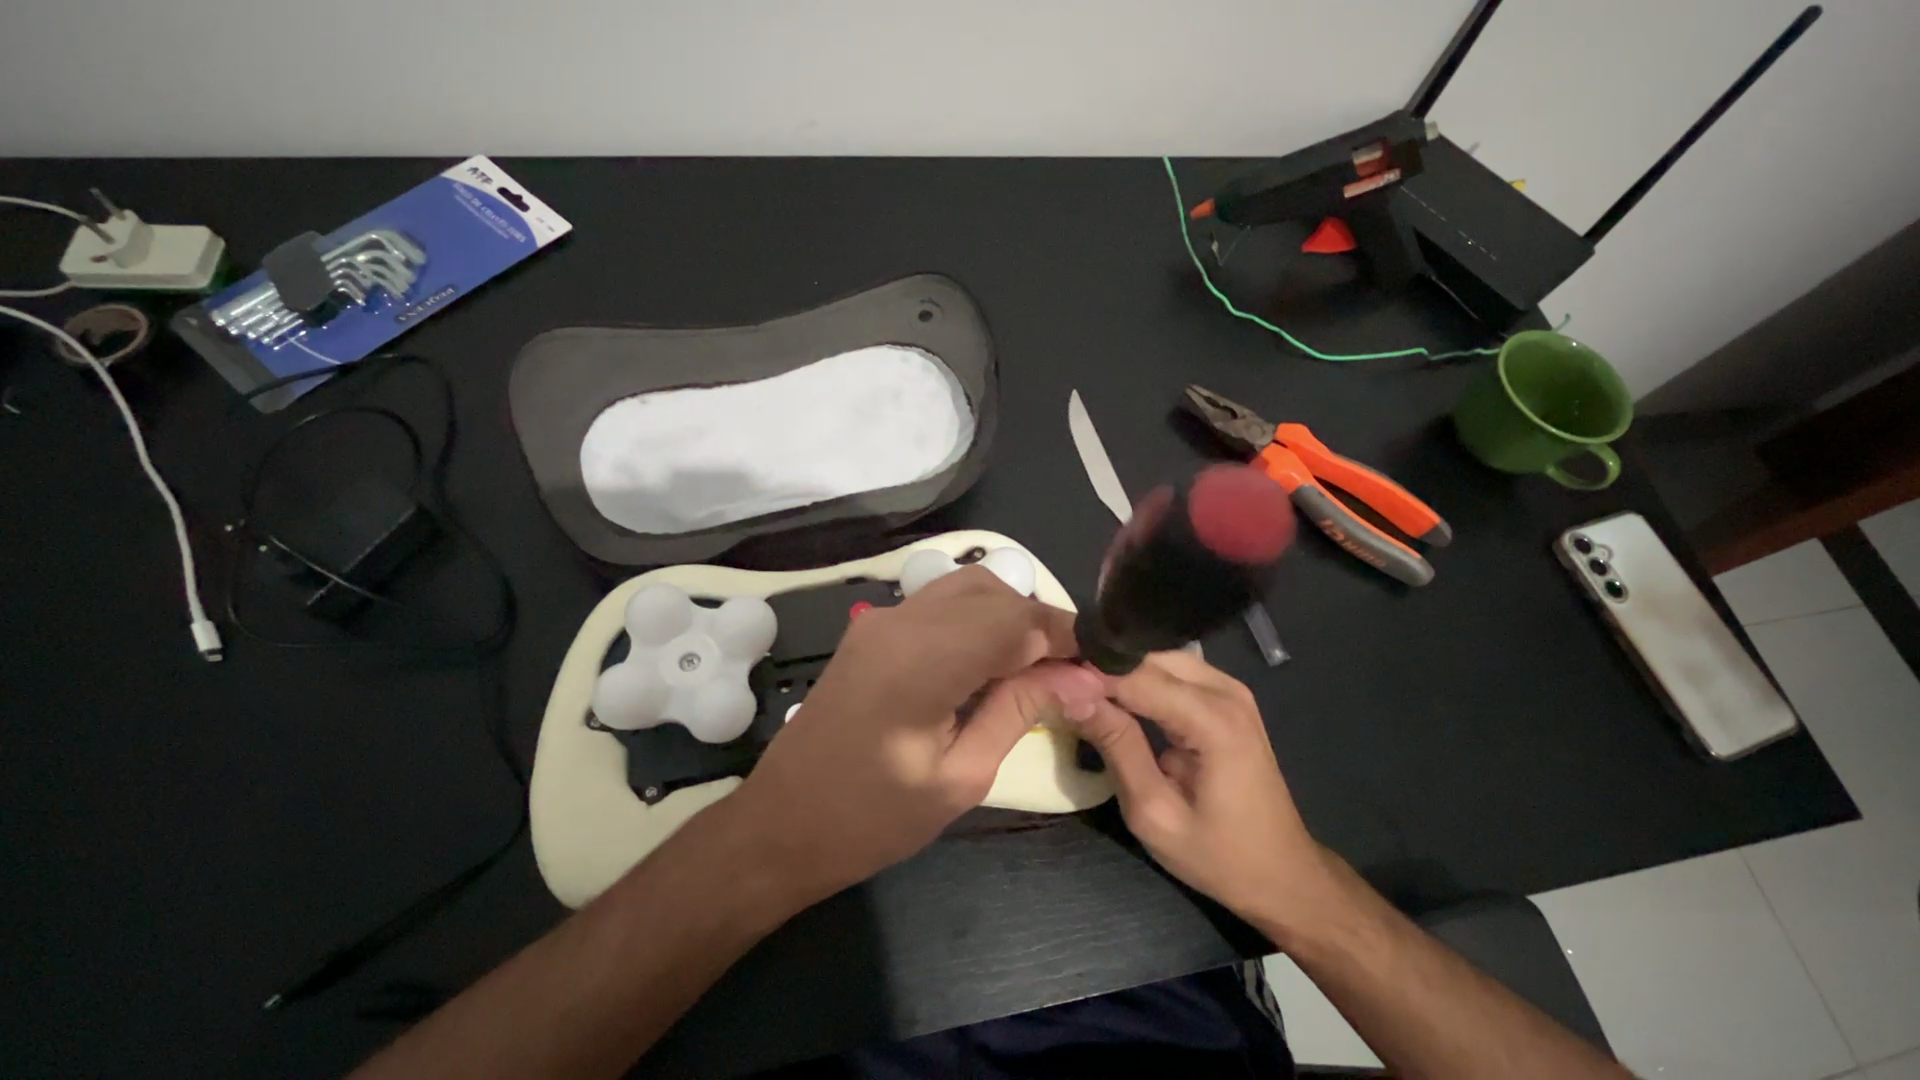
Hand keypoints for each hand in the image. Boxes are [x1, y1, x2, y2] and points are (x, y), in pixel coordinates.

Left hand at [733, 566, 1106, 901]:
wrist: (782, 824)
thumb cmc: (872, 819)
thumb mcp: (960, 777)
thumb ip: (1020, 712)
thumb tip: (1085, 680)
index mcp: (922, 661)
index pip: (1015, 619)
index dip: (1067, 635)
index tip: (1104, 665)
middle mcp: (901, 622)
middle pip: (994, 592)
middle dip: (1042, 624)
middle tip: (1074, 672)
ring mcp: (881, 621)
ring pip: (968, 589)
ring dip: (1011, 617)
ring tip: (1039, 669)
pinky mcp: (872, 630)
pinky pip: (940, 604)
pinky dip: (979, 619)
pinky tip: (994, 662)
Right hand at [1073, 651, 1333, 931]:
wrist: (1281, 873)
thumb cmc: (1218, 855)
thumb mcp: (1154, 811)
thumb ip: (1116, 747)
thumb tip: (1072, 695)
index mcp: (1214, 720)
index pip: (1135, 675)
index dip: (1087, 672)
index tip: (1043, 677)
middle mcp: (1226, 691)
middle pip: (1147, 656)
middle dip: (1100, 664)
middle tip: (1053, 680)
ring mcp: (1230, 690)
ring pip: (1158, 658)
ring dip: (1117, 669)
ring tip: (1073, 685)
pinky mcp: (1226, 698)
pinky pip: (1173, 672)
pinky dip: (1139, 677)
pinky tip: (1108, 692)